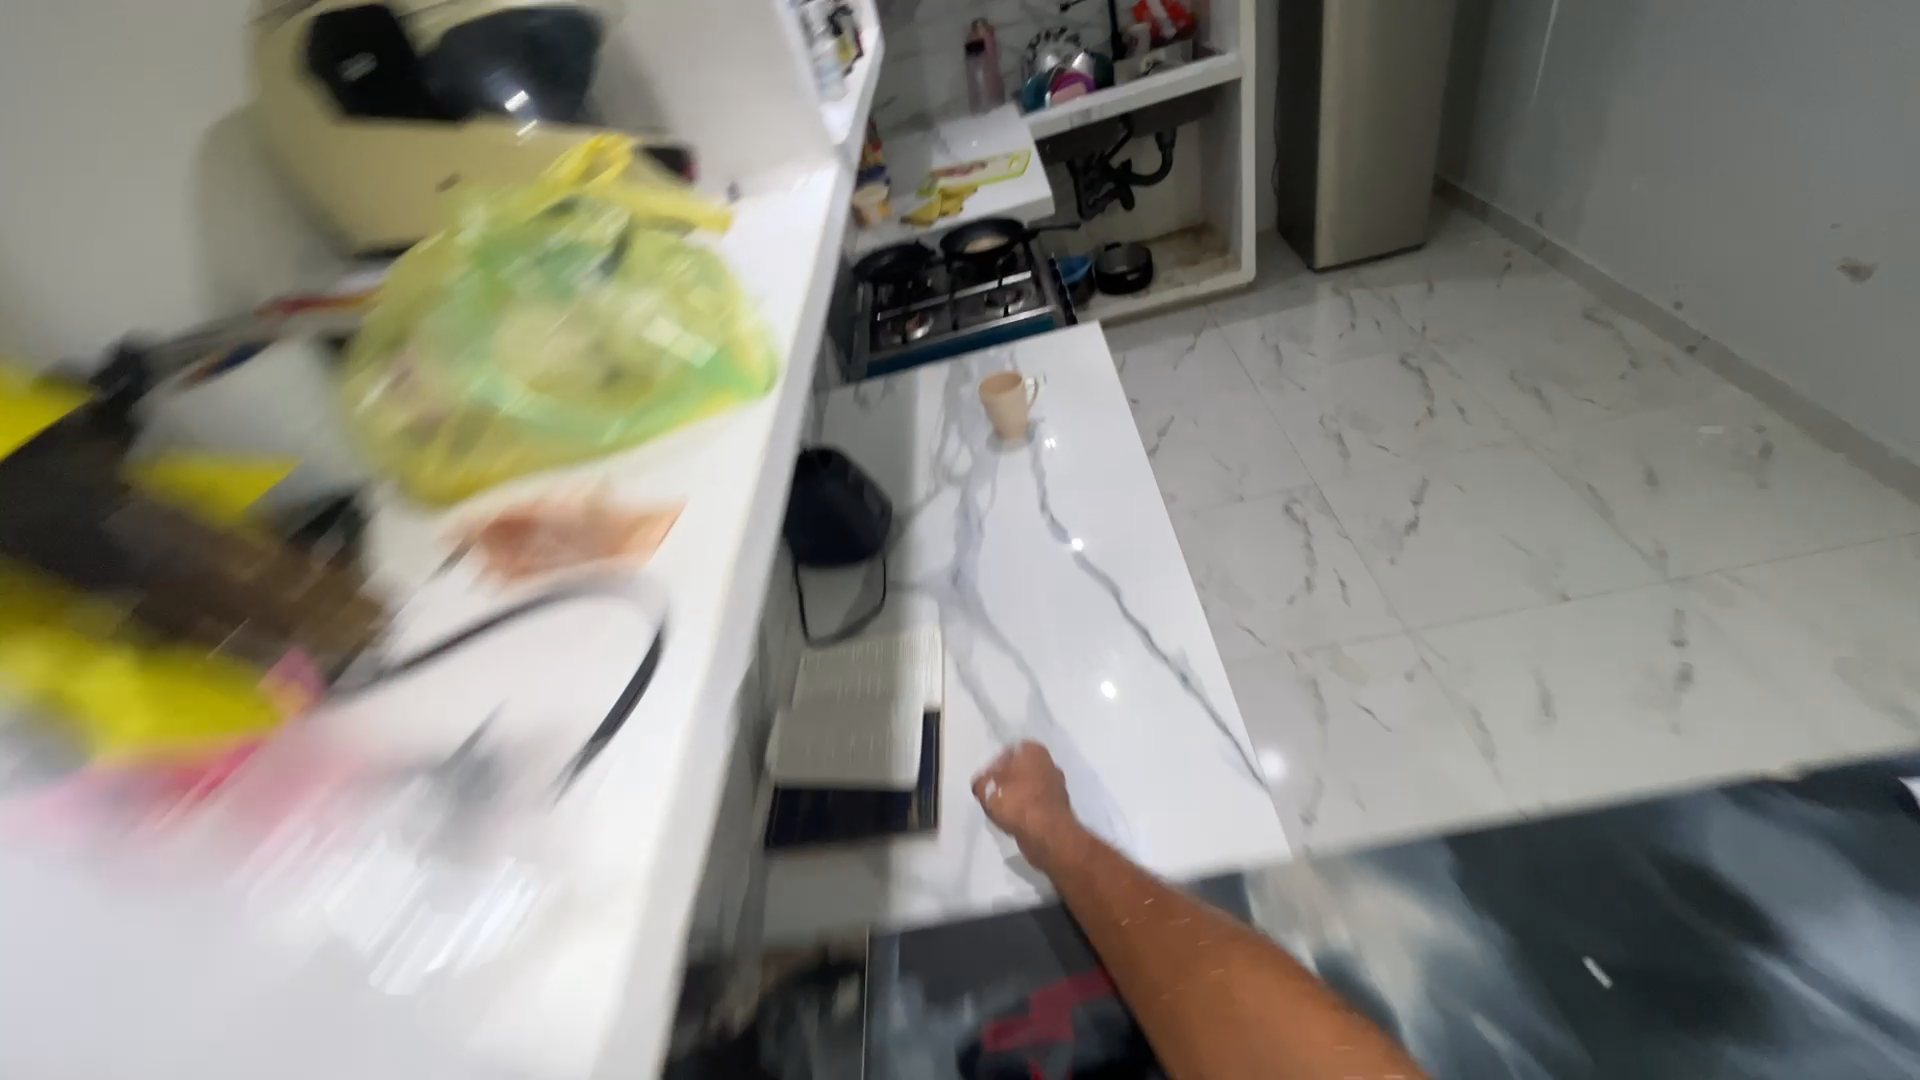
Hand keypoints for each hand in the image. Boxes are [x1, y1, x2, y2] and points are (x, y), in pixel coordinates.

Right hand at [972, 741, 1083, 866]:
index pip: (1006, 752)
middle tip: (993, 795)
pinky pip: (1036, 805)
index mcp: (1033, 749)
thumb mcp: (985, 789)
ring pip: (1029, 788)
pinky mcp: (1059, 807)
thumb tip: (983, 783)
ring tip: (1003, 812)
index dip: (993, 767)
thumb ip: (981, 782)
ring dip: (1017, 797)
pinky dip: (1027, 811)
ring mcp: (1057, 785)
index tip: (985, 782)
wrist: (1047, 834)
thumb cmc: (1016, 802)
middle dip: (1007, 781)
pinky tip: (1016, 821)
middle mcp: (1049, 762)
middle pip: (1020, 770)